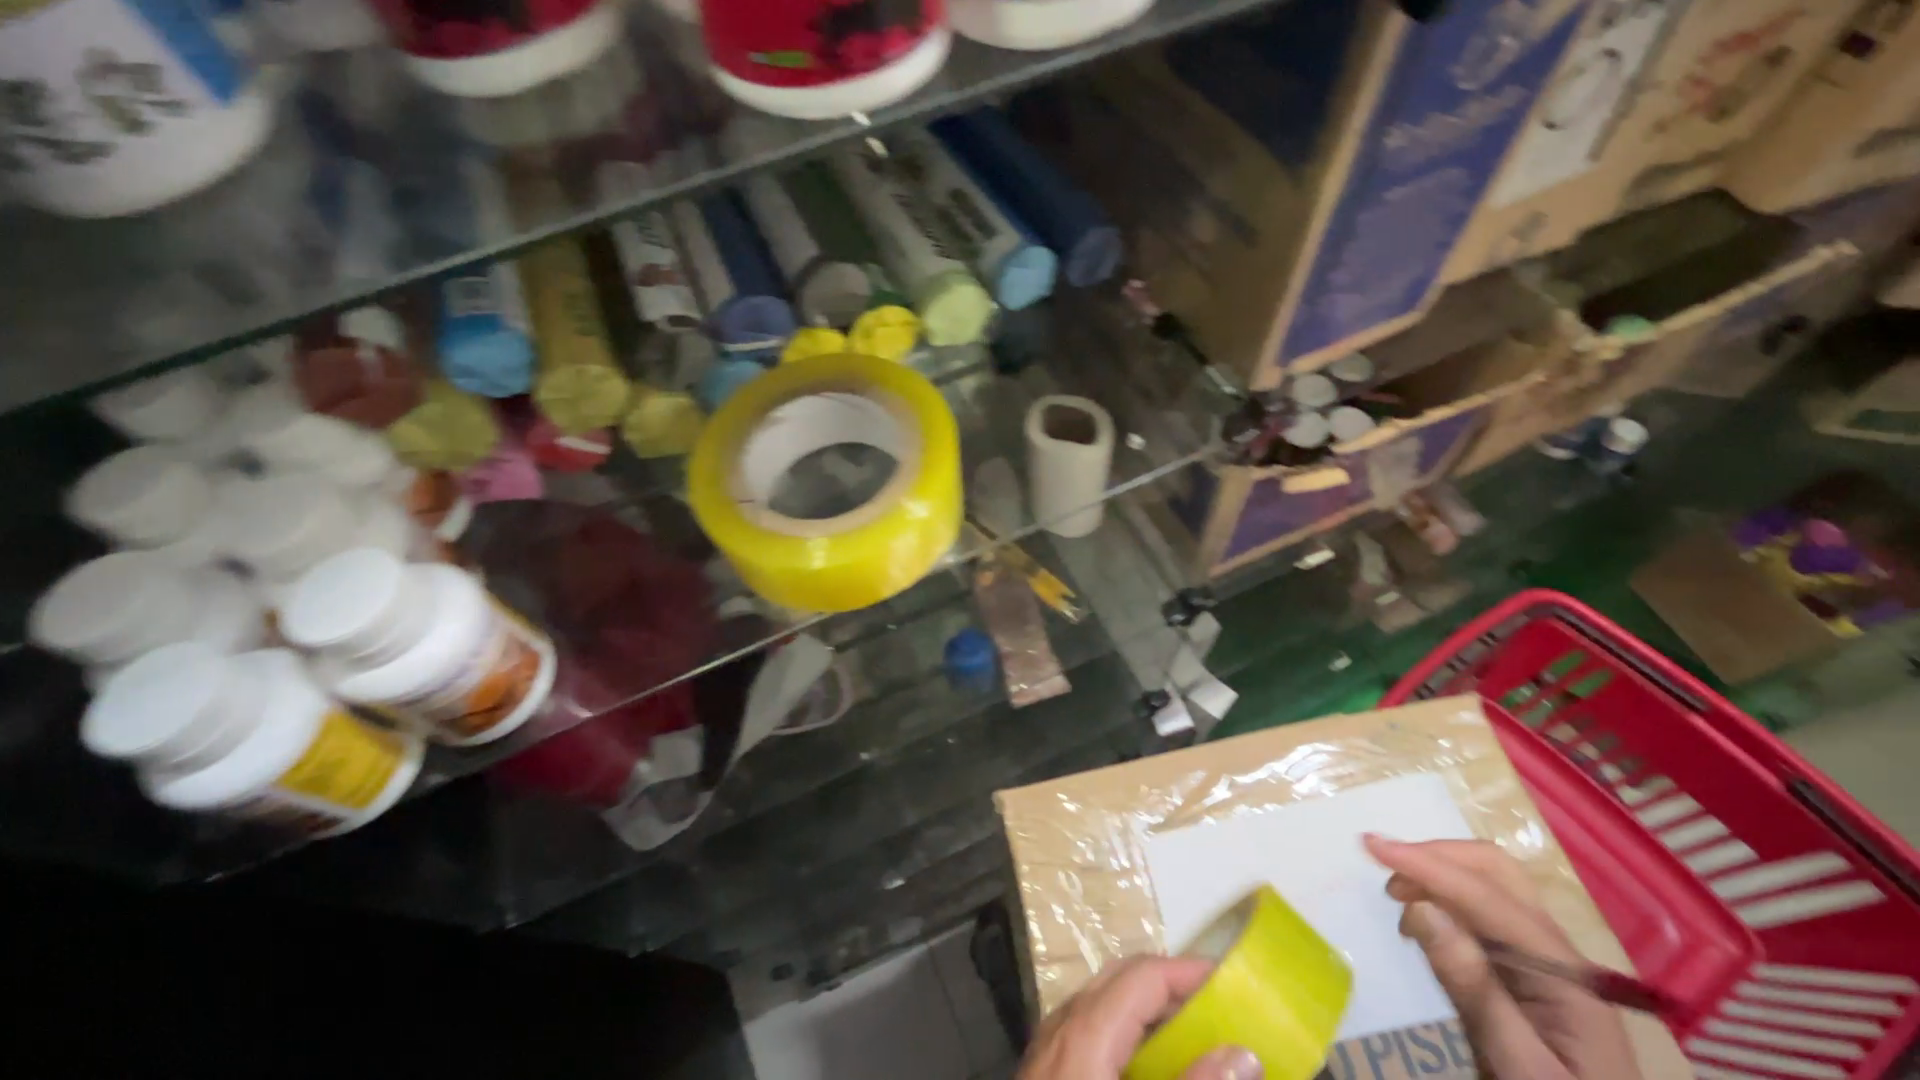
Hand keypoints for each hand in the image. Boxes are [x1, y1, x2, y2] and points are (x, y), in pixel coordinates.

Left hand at [1015, 955, 1259, 1079]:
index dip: (1188, 972)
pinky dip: (1124, 1033)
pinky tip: (1147, 1068)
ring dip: (1147, 1010)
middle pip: (1119, 980)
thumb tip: (1242, 1055)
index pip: (1142, 975)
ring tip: (1192, 1037)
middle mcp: (1062, 1028)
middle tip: (1218, 1010)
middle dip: (1170, 986)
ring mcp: (1047, 1050)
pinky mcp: (1045, 1073)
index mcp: (1086, 1033)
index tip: (1233, 984)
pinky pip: (1088, 1032)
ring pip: (1102, 1004)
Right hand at [1364, 835, 1643, 1079]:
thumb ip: (1477, 993)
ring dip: (1440, 874)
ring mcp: (1547, 962)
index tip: (1372, 846)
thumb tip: (1422, 910)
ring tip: (1395, 894)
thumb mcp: (1522, 1069)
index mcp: (1567, 973)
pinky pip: (1485, 917)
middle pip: (1498, 873)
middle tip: (1382, 866)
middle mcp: (1560, 953)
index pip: (1490, 898)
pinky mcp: (1528, 976)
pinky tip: (1422, 920)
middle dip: (1436, 856)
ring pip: (1491, 887)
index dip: (1429, 865)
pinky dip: (1446, 902)